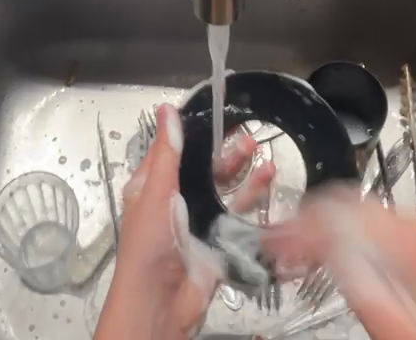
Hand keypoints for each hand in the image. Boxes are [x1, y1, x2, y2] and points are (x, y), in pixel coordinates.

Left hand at [94, 105, 265, 339]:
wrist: (161, 304)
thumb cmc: (148, 248)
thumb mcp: (155, 192)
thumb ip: (166, 153)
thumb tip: (166, 111)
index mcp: (153, 184)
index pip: (175, 148)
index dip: (195, 131)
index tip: (218, 113)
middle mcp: (175, 198)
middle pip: (205, 167)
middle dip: (226, 151)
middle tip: (247, 135)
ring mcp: (198, 219)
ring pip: (224, 188)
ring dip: (243, 171)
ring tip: (261, 154)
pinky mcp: (217, 240)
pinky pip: (238, 214)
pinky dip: (253, 197)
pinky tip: (266, 183)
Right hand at [265, 189, 415, 339]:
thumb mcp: (398, 329)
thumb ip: (358, 283)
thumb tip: (320, 247)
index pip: (339, 208)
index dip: (299, 224)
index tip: (275, 241)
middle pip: (353, 208)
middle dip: (312, 225)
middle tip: (282, 248)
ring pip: (370, 217)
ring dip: (333, 231)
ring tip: (306, 254)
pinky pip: (391, 232)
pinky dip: (361, 241)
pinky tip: (347, 260)